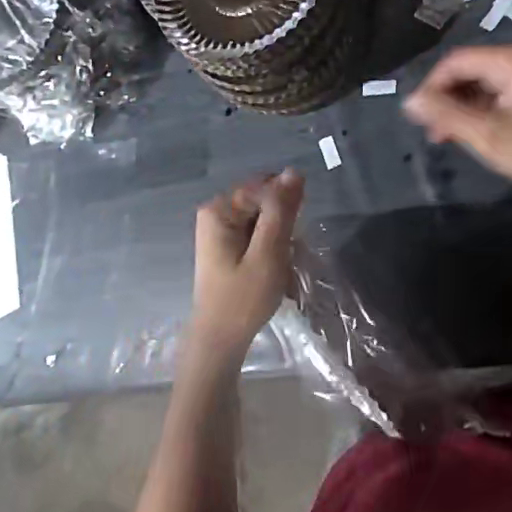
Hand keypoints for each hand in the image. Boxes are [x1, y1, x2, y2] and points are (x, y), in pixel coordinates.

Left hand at [188, 169, 305, 358]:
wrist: (220, 340)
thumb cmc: (243, 298)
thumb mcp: (269, 252)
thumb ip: (282, 211)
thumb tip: (295, 172)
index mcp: (219, 209)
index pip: (266, 187)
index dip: (286, 208)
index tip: (293, 238)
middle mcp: (216, 213)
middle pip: (265, 202)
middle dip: (284, 226)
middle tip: (288, 256)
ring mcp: (221, 230)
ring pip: (266, 220)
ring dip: (281, 241)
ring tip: (282, 268)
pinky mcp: (229, 246)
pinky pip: (260, 234)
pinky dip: (273, 249)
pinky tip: (275, 272)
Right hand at [405, 46, 511, 199]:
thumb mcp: (486, 134)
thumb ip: (445, 114)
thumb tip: (409, 100)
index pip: (457, 61)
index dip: (432, 85)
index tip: (417, 114)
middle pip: (472, 71)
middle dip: (448, 98)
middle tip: (431, 129)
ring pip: (487, 86)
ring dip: (464, 109)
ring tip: (447, 137)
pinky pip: (503, 98)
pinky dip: (484, 114)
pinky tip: (475, 136)